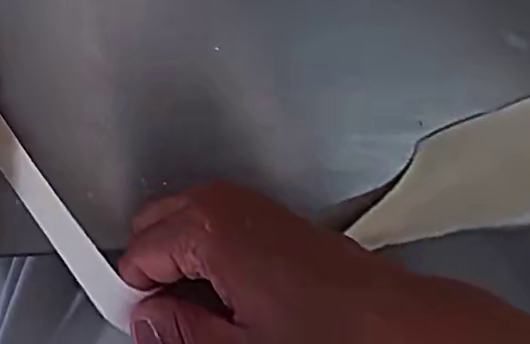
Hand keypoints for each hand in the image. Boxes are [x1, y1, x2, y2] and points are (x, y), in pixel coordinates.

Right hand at [120, 182, 529, 343]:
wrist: (398, 325)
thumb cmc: (333, 336)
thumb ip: (182, 332)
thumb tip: (149, 322)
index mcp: (205, 227)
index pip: (138, 248)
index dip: (131, 288)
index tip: (136, 317)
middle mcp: (220, 201)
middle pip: (152, 222)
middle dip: (152, 267)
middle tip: (169, 320)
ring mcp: (242, 200)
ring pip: (179, 218)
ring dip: (178, 258)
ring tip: (209, 313)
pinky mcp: (263, 209)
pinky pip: (210, 219)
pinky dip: (205, 249)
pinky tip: (234, 293)